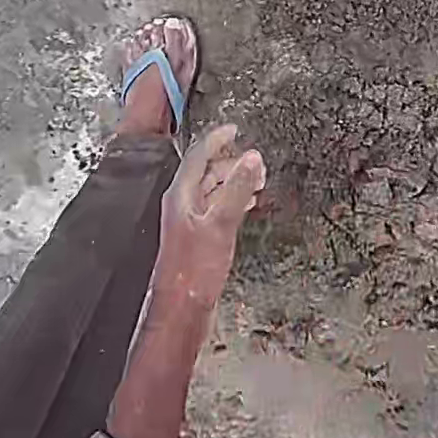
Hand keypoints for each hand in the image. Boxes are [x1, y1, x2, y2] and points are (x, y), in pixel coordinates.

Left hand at [152, 124, 264, 303]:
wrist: (180, 308)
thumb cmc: (195, 268)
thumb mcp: (221, 223)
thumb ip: (238, 188)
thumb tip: (252, 157)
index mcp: (181, 194)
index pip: (198, 154)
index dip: (217, 139)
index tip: (234, 129)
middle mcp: (182, 203)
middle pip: (206, 170)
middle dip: (231, 162)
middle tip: (255, 161)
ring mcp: (188, 220)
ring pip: (212, 189)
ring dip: (233, 181)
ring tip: (257, 181)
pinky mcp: (196, 236)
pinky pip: (215, 207)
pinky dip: (232, 199)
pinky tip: (247, 205)